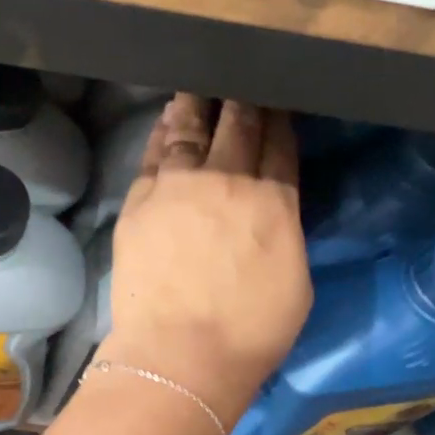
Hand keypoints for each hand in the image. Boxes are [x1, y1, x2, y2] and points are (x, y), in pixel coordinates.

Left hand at [104, 95, 311, 420]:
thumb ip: (282, 227)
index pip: (279, 144)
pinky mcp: (140, 198)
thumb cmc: (251, 330)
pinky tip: (168, 119)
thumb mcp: (294, 278)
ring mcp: (178, 185)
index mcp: (274, 201)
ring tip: (199, 88)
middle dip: (242, 100)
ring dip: (197, 105)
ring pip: (189, 129)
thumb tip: (269, 203)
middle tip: (240, 83)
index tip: (277, 101)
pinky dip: (163, 131)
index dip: (278, 117)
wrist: (180, 352)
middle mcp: (227, 180)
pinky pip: (154, 153)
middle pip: (237, 125)